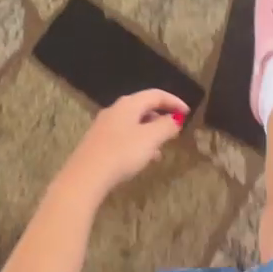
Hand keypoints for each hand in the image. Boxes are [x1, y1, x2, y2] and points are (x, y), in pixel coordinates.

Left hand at [56, 89, 189, 197]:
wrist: (85, 177)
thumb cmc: (121, 153)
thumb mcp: (150, 139)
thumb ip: (166, 126)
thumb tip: (175, 119)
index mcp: (129, 104)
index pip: (156, 94)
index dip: (174, 101)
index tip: (187, 112)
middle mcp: (115, 110)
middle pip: (143, 107)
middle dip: (161, 117)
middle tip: (174, 130)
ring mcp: (103, 126)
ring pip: (133, 123)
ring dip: (149, 132)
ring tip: (160, 150)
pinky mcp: (97, 143)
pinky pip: (123, 136)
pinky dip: (136, 142)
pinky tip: (140, 160)